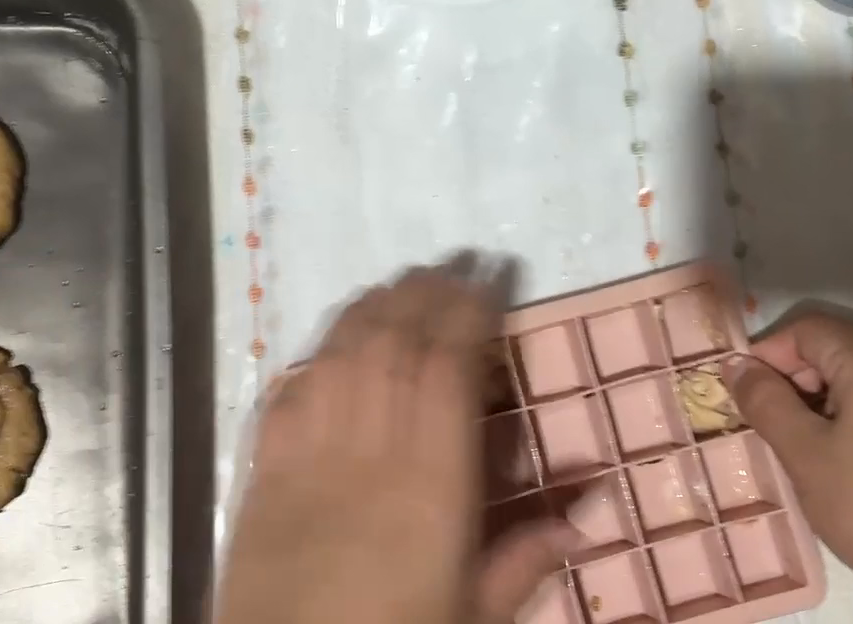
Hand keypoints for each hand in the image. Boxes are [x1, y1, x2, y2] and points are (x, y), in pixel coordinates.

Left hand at [214, 267, 575, 623]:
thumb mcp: (470, 620)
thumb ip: (525, 562)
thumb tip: (588, 516)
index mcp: (428, 484)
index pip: (449, 368)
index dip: (470, 313)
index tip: (490, 280)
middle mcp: (369, 449)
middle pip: (395, 342)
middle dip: (427, 292)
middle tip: (453, 264)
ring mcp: (309, 450)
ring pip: (343, 351)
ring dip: (375, 305)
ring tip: (402, 282)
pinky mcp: (264, 464)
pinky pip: (292, 387)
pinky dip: (319, 350)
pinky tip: (336, 337)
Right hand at [720, 312, 852, 623]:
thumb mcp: (803, 451)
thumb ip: (764, 399)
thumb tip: (734, 365)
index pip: (801, 330)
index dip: (765, 357)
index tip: (744, 399)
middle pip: (825, 348)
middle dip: (788, 380)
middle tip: (766, 425)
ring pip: (847, 376)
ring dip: (813, 402)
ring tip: (796, 446)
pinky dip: (842, 416)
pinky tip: (833, 458)